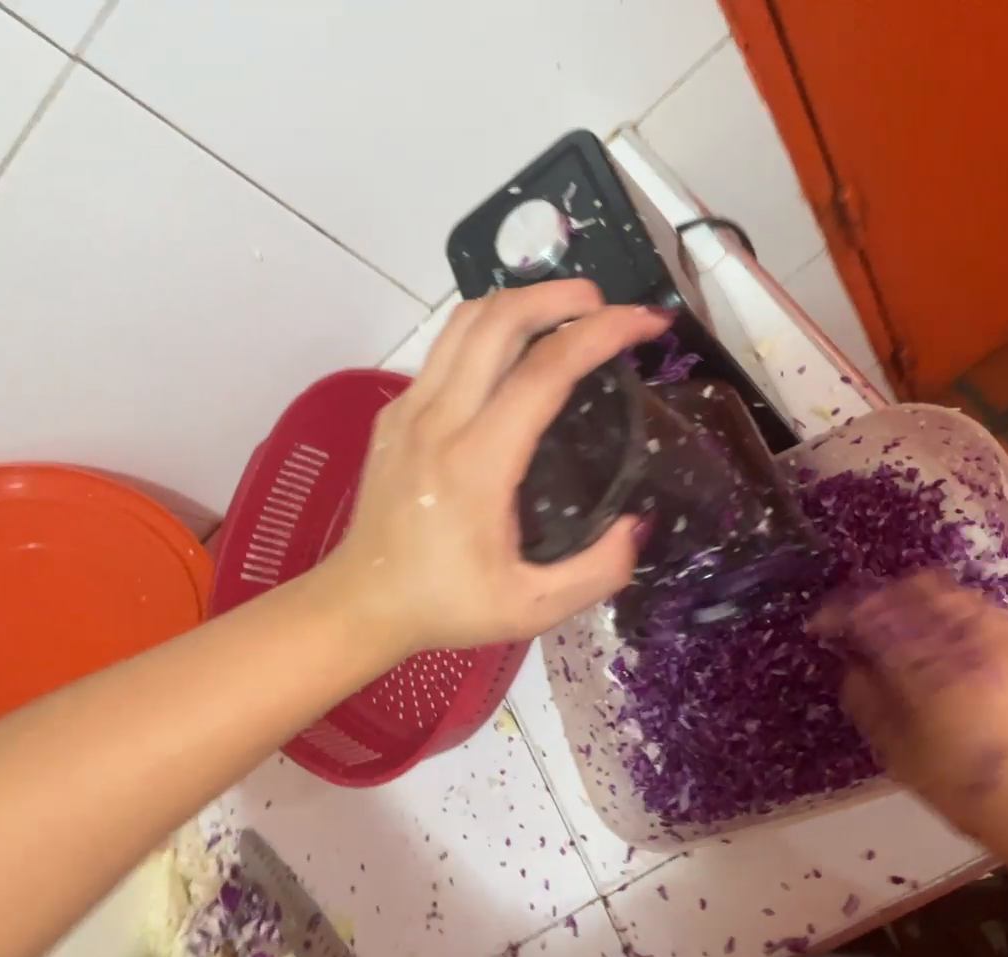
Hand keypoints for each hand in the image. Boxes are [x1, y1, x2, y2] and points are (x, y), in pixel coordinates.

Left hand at [322, 281, 671, 653]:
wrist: (362, 602)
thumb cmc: (446, 605)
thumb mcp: (533, 609)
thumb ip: (597, 571)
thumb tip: (638, 524)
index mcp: (476, 463)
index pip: (544, 371)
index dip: (601, 333)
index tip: (645, 322)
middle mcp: (438, 420)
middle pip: (499, 319)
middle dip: (560, 295)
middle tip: (607, 304)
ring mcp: (409, 409)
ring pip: (465, 322)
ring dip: (521, 303)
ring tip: (565, 314)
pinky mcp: (394, 413)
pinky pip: (445, 349)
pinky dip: (488, 330)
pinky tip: (514, 353)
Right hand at [812, 571, 1007, 840]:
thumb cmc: (975, 795)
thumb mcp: (903, 757)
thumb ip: (869, 703)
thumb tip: (851, 667)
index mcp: (930, 667)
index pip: (871, 615)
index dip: (839, 613)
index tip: (822, 625)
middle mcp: (970, 640)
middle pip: (913, 590)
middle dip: (878, 598)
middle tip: (861, 622)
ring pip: (952, 595)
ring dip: (917, 602)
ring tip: (902, 629)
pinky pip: (985, 612)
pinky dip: (955, 614)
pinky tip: (949, 644)